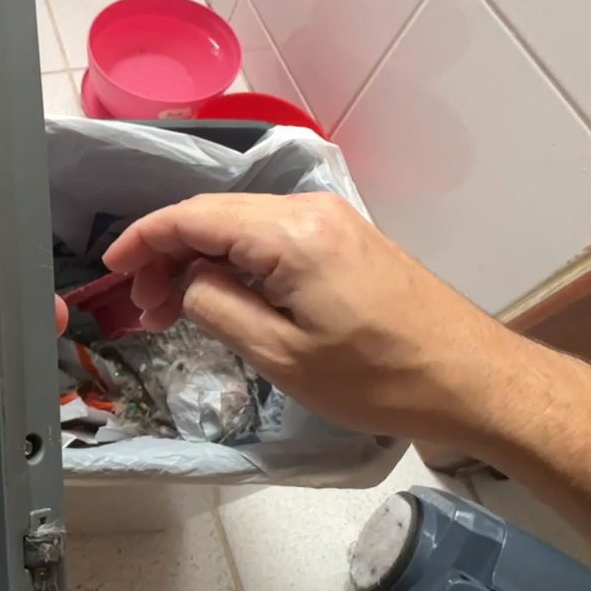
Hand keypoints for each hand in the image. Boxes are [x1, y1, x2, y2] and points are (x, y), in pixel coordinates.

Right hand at [102, 192, 536, 448]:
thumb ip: (215, 305)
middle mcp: (305, 209)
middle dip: (165, 253)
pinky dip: (230, 260)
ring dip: (196, 258)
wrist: (477, 382)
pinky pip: (264, 235)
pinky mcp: (340, 235)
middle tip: (146, 306)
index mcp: (288, 233)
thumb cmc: (377, 378)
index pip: (191, 218)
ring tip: (174, 306)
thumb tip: (188, 279)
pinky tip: (219, 292)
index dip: (142, 240)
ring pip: (235, 224)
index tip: (112, 269)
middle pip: (209, 215)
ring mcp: (327, 218)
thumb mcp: (280, 354)